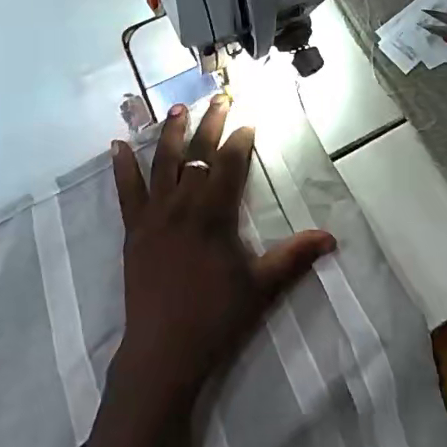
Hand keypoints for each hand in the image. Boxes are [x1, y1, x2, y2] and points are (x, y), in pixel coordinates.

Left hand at [108, 97, 335, 410]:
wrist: (164, 348)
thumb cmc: (217, 317)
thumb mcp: (262, 288)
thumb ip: (294, 257)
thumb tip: (330, 237)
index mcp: (214, 214)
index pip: (229, 164)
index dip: (240, 139)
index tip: (248, 121)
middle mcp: (182, 204)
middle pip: (197, 153)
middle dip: (210, 122)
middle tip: (219, 97)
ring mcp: (154, 213)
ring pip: (162, 163)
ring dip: (170, 133)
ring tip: (177, 108)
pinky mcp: (132, 228)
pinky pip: (125, 190)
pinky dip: (121, 166)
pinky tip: (116, 144)